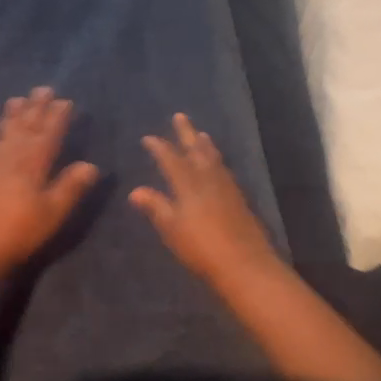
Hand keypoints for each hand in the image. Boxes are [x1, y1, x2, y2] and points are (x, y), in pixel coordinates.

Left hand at [0, 88, 99, 269]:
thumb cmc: (21, 229)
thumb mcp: (53, 211)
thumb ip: (71, 186)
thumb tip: (91, 165)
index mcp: (35, 163)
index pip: (50, 133)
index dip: (58, 117)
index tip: (65, 100)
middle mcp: (13, 155)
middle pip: (27, 126)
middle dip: (36, 107)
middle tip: (43, 89)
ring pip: (4, 131)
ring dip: (11, 115)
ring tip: (17, 98)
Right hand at [130, 113, 278, 283]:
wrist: (245, 264)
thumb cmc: (201, 247)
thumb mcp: (171, 228)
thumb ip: (155, 207)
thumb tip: (136, 191)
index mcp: (188, 184)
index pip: (171, 159)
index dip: (159, 147)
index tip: (148, 138)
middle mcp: (208, 179)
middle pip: (196, 151)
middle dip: (186, 133)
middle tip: (180, 116)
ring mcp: (227, 188)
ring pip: (213, 158)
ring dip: (205, 144)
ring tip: (201, 134)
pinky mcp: (239, 199)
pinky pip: (224, 170)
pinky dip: (217, 160)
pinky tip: (218, 164)